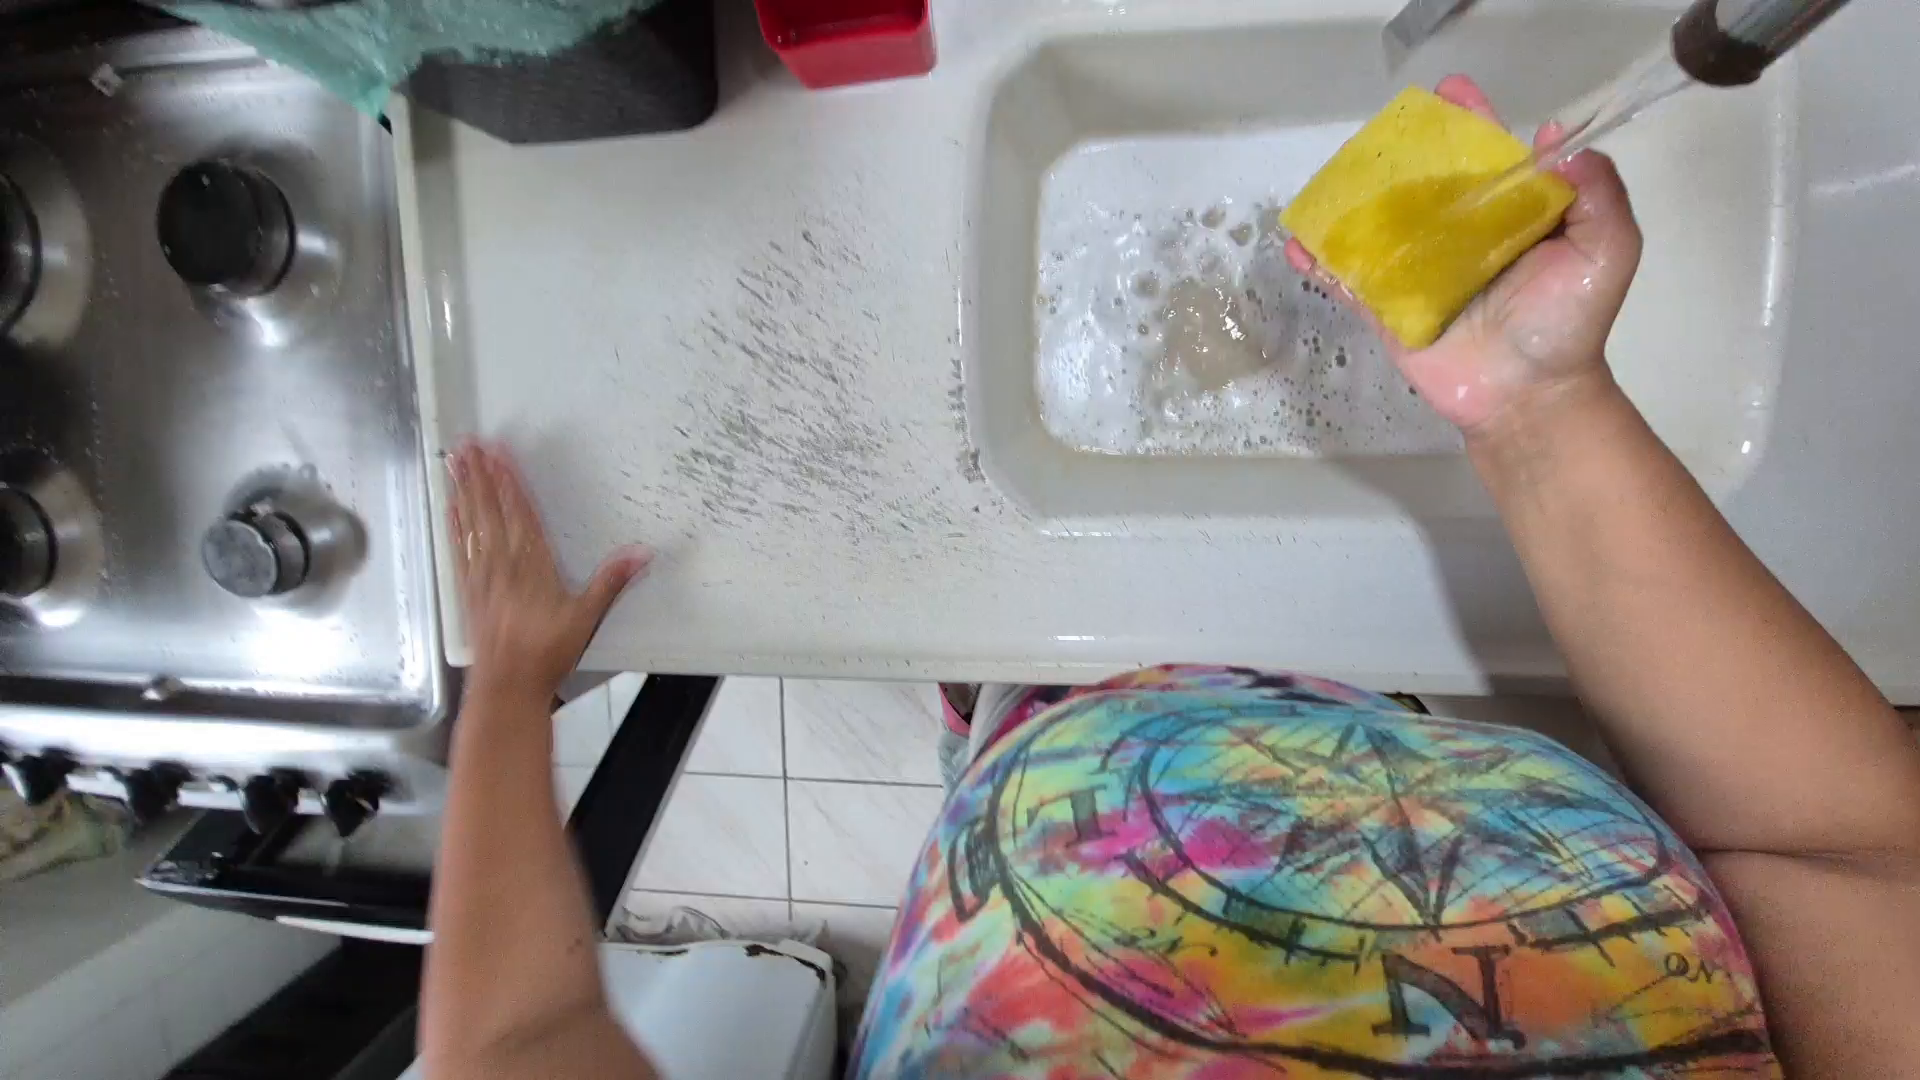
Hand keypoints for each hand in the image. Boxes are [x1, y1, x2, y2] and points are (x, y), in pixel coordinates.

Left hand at [446, 440, 650, 701]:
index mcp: (532, 567)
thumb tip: (642, 552)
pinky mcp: (468, 590)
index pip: (521, 515)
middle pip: (490, 512)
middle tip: (468, 445)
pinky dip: (454, 525)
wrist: (507, 685)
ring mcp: (481, 576)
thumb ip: (612, 581)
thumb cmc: (547, 652)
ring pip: (471, 525)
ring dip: (464, 492)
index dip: (511, 483)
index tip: (501, 455)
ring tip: (454, 463)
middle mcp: (502, 565)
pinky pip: (458, 549)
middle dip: (481, 477)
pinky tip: (450, 507)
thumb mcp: (588, 617)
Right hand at [1285, 74, 1643, 436]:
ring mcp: (1416, 278)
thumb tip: (1555, 136)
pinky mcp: (1386, 312)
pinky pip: (1350, 284)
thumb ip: (1594, 192)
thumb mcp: (1606, 248)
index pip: (1485, 162)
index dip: (1468, 126)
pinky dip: (1322, 267)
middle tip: (1371, 143)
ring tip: (1322, 190)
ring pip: (1377, 235)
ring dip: (1348, 212)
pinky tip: (1297, 248)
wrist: (1525, 392)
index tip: (1447, 94)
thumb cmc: (1567, 323)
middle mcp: (1458, 242)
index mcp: (1508, 220)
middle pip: (1422, 193)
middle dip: (1398, 163)